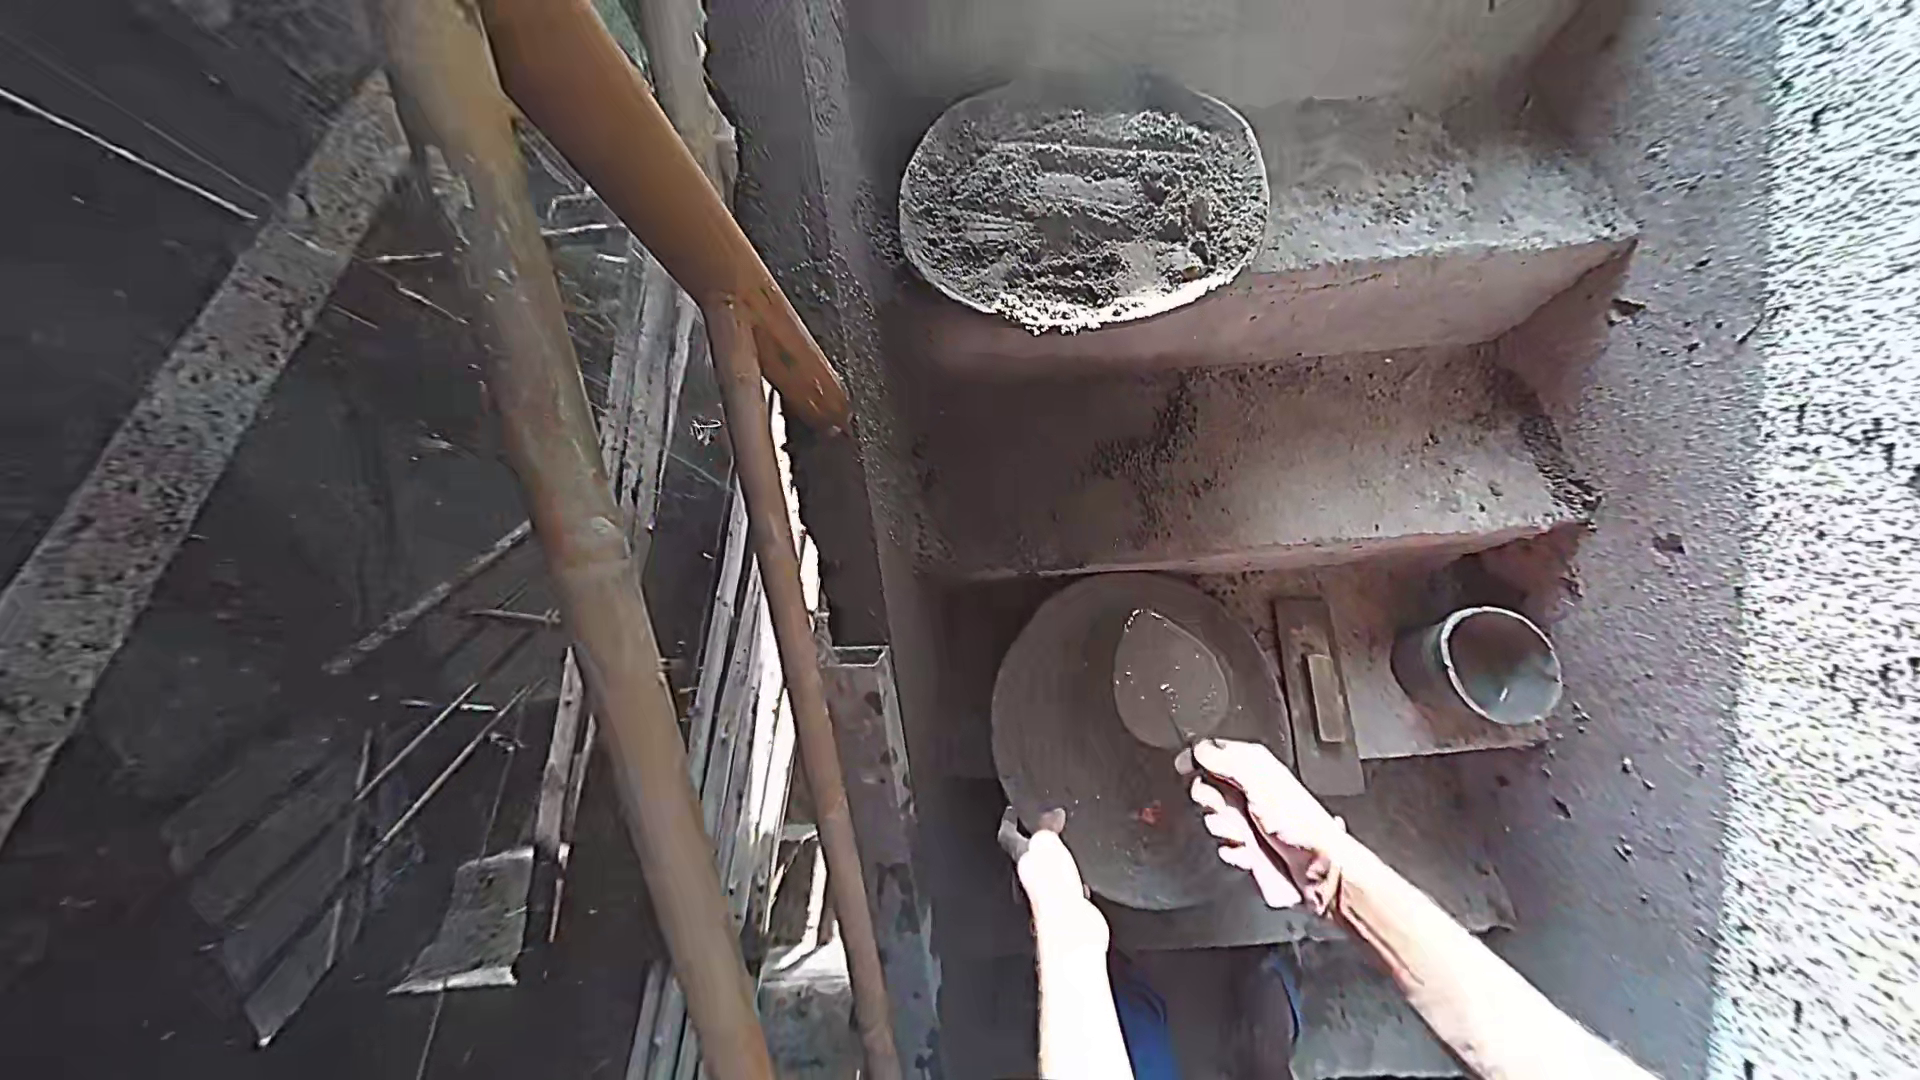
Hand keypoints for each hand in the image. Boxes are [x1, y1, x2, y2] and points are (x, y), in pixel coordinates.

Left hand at [1003, 808, 1109, 955]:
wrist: (1073, 933)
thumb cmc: (1055, 894)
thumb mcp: (1048, 846)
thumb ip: (1046, 830)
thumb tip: (1051, 817)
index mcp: (1024, 860)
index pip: (1008, 836)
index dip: (1009, 821)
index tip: (1011, 811)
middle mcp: (1032, 878)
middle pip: (1028, 853)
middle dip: (1035, 839)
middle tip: (1044, 824)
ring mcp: (1048, 894)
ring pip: (1047, 869)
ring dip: (1054, 858)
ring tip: (1062, 845)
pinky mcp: (1067, 907)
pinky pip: (1066, 885)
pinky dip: (1071, 877)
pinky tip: (1079, 876)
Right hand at [1178, 739, 1347, 914]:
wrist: (1323, 876)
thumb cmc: (1304, 828)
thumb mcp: (1262, 785)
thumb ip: (1228, 763)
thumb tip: (1198, 750)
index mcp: (1253, 767)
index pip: (1210, 752)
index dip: (1195, 760)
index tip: (1187, 768)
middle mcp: (1245, 791)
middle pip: (1202, 785)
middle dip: (1209, 800)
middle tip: (1225, 808)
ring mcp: (1243, 820)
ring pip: (1209, 818)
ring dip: (1223, 828)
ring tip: (1244, 836)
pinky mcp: (1243, 847)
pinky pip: (1219, 845)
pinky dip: (1232, 850)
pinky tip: (1249, 852)